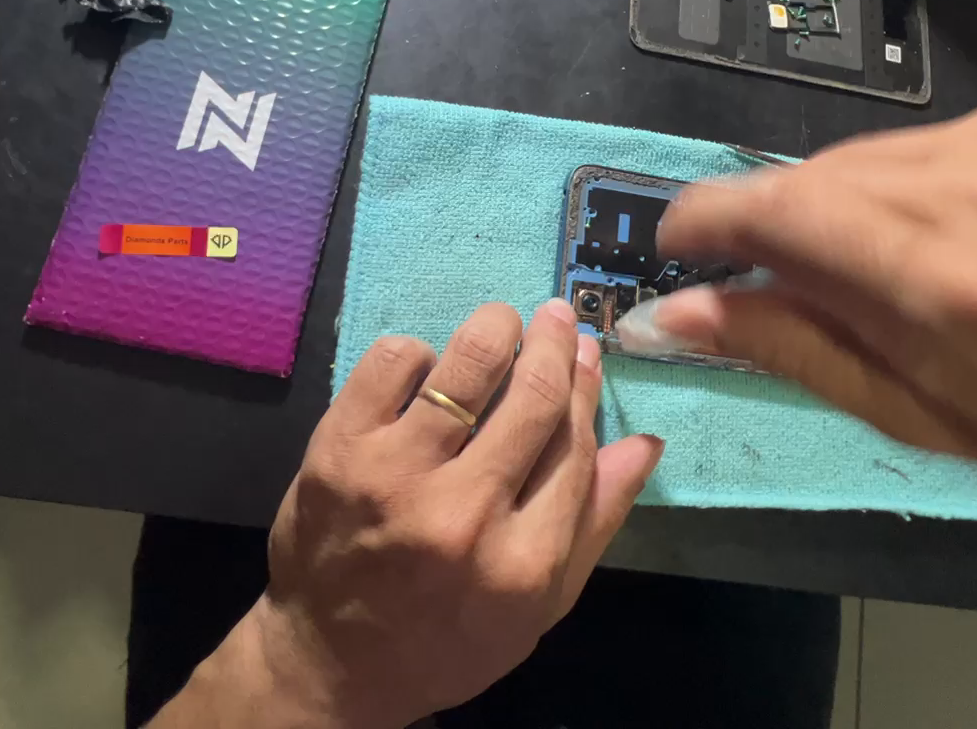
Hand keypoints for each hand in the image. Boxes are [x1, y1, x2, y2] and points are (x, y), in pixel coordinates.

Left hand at [154, 301, 663, 728]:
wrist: (331, 659)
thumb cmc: (449, 636)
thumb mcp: (540, 605)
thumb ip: (596, 520)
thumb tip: (646, 441)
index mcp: (524, 561)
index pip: (574, 441)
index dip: (583, 384)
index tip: (585, 350)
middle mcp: (463, 514)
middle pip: (532, 397)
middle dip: (552, 341)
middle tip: (555, 316)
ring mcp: (395, 476)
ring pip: (466, 365)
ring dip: (494, 329)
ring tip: (502, 322)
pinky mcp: (339, 448)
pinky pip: (392, 362)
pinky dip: (417, 350)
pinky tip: (426, 367)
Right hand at [621, 82, 976, 624]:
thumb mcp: (923, 418)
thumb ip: (792, 349)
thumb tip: (678, 312)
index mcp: (954, 280)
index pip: (779, 212)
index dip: (706, 218)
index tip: (676, 241)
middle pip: (813, 177)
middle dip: (775, 225)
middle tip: (784, 278)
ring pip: (863, 156)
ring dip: (839, 205)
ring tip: (882, 263)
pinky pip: (923, 139)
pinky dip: (901, 182)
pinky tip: (947, 227)